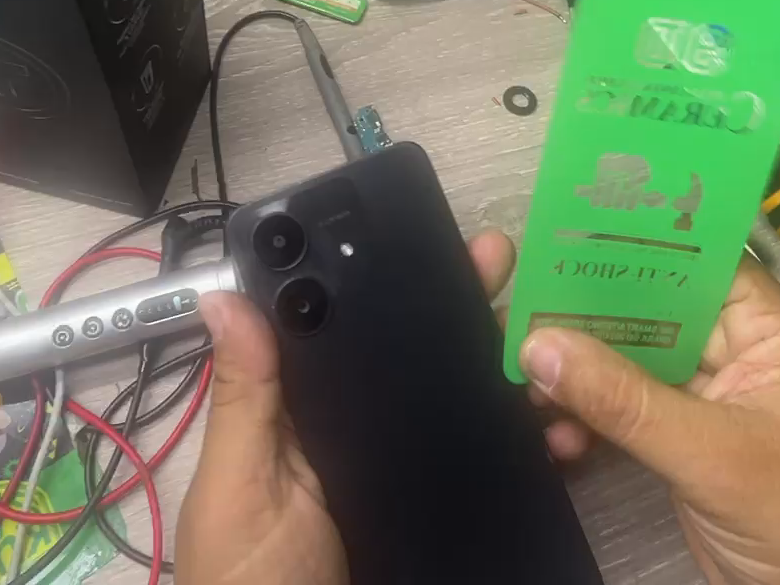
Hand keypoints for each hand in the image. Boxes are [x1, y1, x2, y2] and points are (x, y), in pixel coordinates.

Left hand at [177, 231, 522, 584]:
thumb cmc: (250, 582)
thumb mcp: (241, 487)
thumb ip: (245, 398)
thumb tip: (225, 293)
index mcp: (300, 403)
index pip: (338, 322)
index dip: (368, 274)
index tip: (408, 229)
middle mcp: (357, 422)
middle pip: (407, 348)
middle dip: (452, 301)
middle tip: (494, 259)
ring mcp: (404, 462)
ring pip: (457, 395)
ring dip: (500, 362)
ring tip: (540, 332)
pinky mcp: (442, 503)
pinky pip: (487, 460)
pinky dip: (524, 437)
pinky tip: (554, 422)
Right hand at [520, 257, 779, 584]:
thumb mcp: (720, 457)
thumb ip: (626, 400)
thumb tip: (535, 345)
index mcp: (764, 331)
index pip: (692, 261)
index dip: (629, 241)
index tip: (559, 234)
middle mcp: (732, 354)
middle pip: (646, 310)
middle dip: (582, 314)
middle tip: (516, 309)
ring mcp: (706, 402)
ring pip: (627, 363)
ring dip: (577, 372)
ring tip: (523, 376)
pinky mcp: (685, 446)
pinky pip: (625, 413)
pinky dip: (589, 419)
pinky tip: (556, 432)